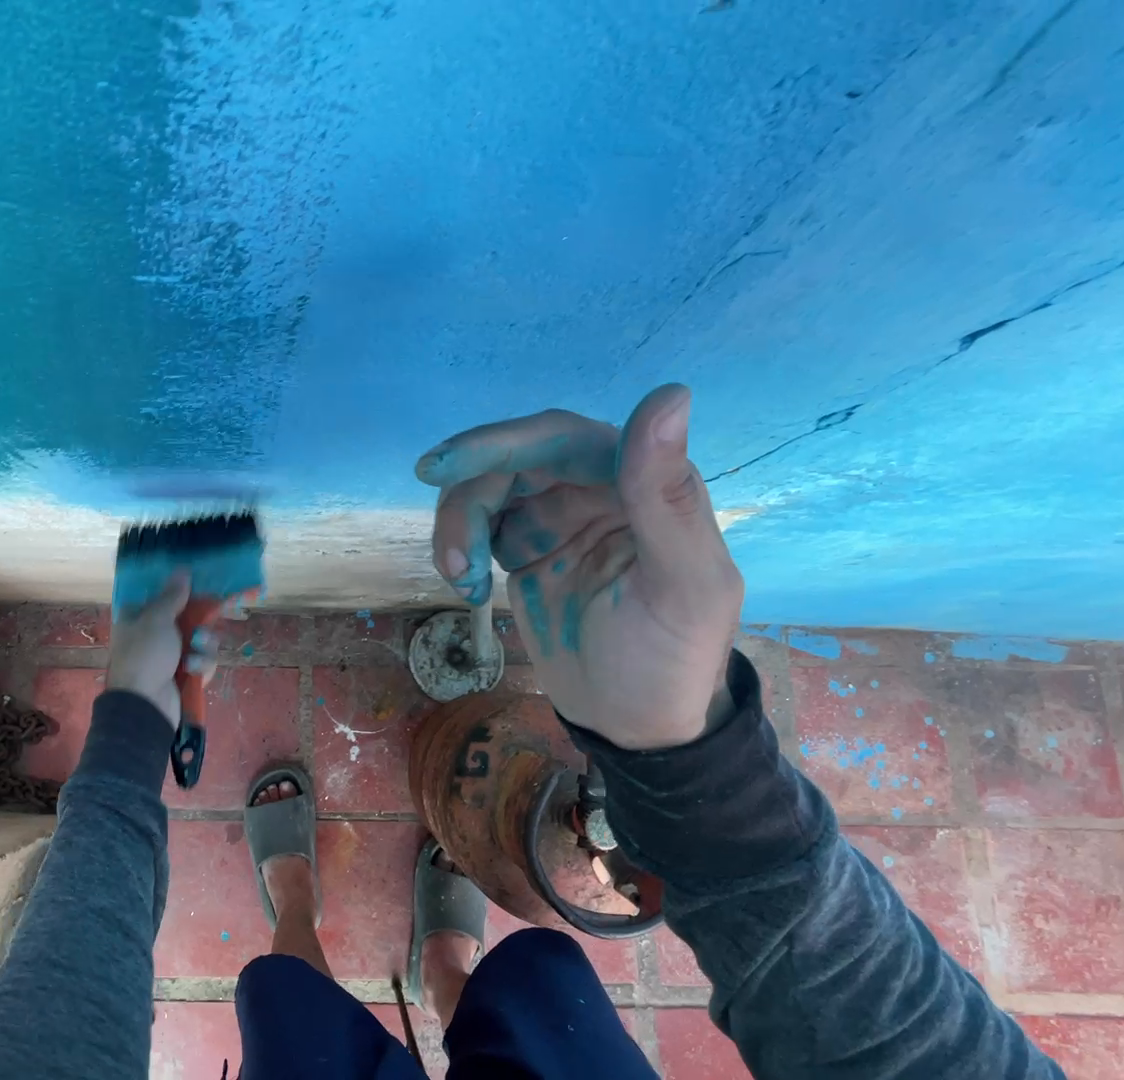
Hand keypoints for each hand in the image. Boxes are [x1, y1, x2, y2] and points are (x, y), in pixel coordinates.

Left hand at [106, 573, 215, 728]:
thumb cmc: (145, 655)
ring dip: (204, 646)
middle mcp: (154, 635)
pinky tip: (194, 671)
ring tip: (196, 653)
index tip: (200, 586)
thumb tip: (182, 569)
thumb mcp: (156, 619)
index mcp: (139, 618)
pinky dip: (202, 665)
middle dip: (200, 622)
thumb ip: (172, 596)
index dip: (182, 592)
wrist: (146, 705)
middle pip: (187, 617)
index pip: (163, 597)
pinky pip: (203, 661)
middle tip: (207, 622)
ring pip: (201, 640)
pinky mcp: (184, 675)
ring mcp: (170, 656)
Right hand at [415, 385, 743, 749]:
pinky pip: (477, 524)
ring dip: (457, 524)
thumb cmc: (670, 659)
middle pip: (511, 460)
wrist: (632, 724)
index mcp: (640, 482)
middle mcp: (595, 487)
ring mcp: (555, 517)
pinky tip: (464, 585)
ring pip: (485, 489)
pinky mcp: (523, 548)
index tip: (441, 467)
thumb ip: (665, 495)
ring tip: (457, 577)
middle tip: (451, 554)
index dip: (498, 443)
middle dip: (467, 495)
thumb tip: (669, 392)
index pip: (560, 438)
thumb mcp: (682, 585)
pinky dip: (458, 547)